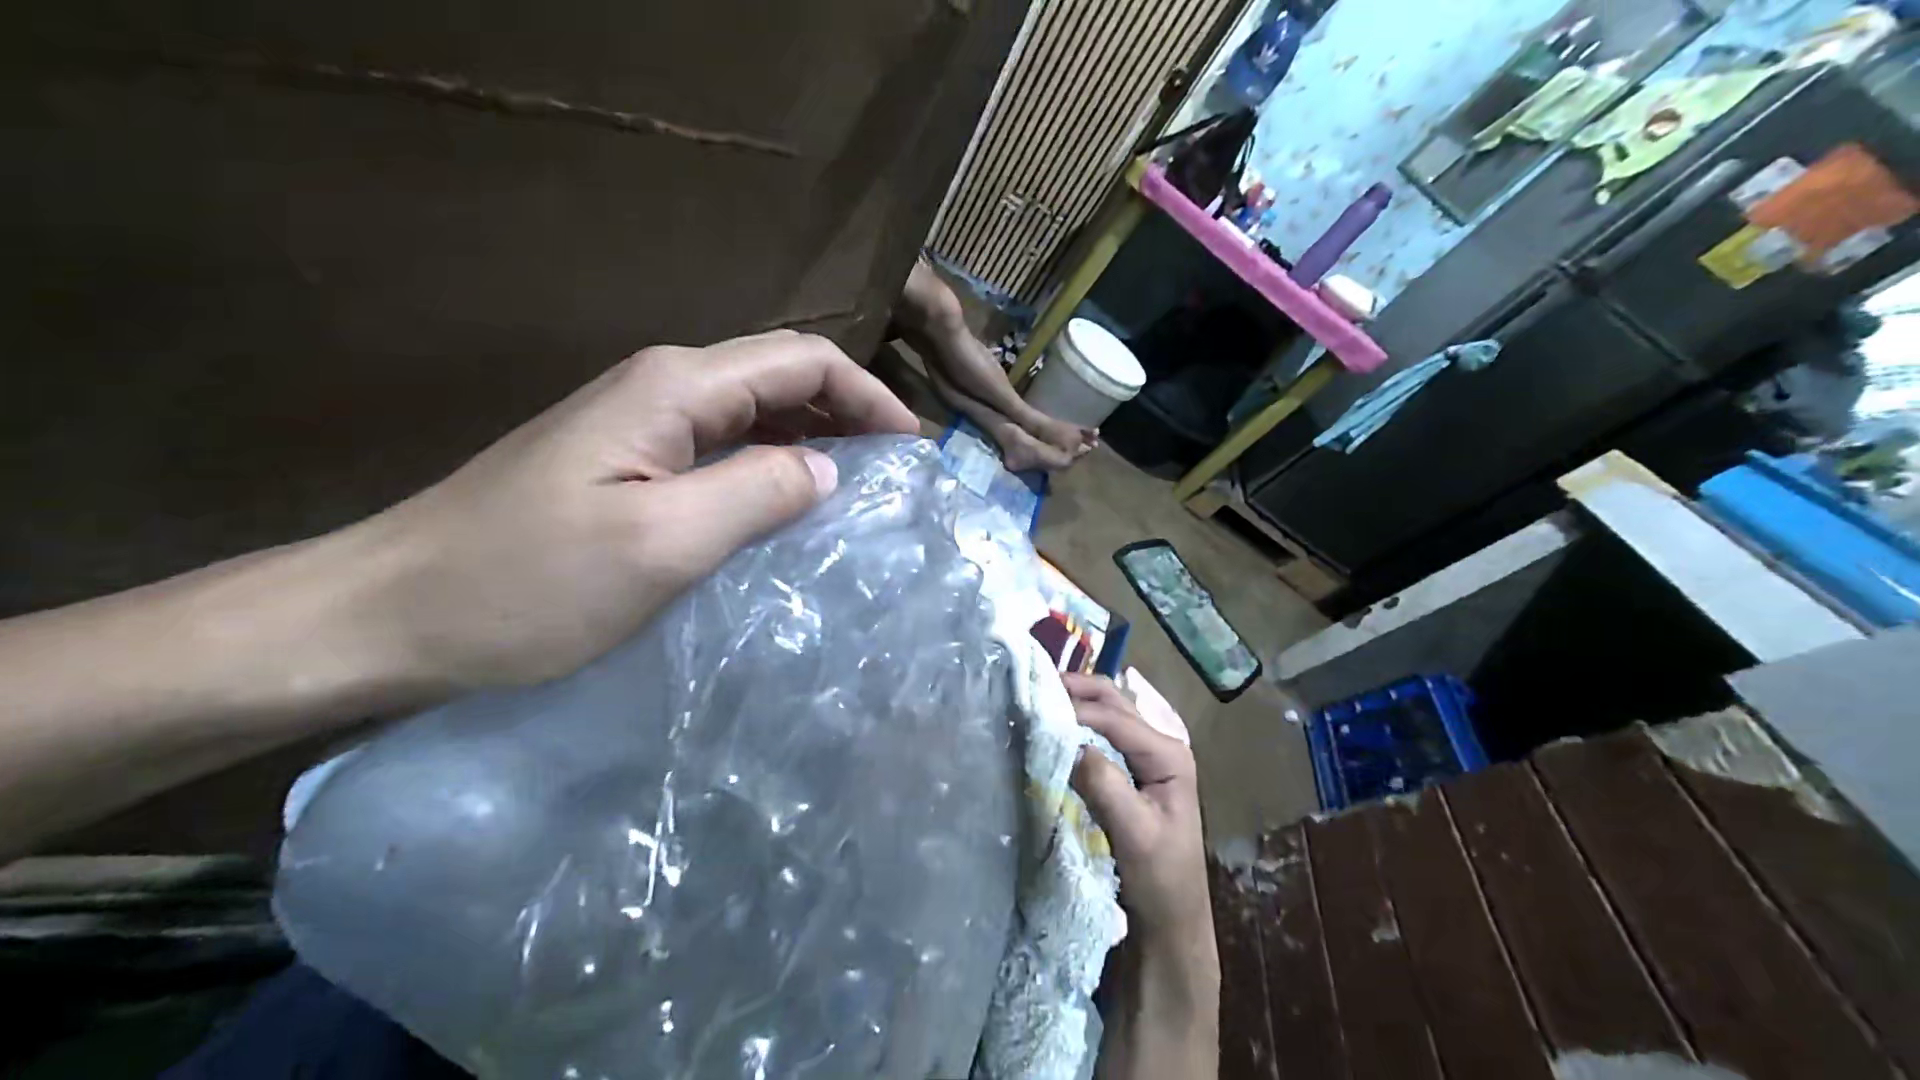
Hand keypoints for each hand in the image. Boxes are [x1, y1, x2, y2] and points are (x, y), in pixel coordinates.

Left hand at [352, 329, 919, 689]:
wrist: (390, 613)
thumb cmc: (526, 582)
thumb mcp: (662, 543)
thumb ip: (759, 492)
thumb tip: (831, 468)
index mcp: (675, 388)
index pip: (802, 361)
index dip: (870, 395)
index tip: (915, 449)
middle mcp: (662, 388)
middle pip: (783, 378)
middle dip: (851, 414)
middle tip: (899, 474)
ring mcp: (640, 426)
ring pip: (756, 414)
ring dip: (816, 441)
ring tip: (863, 492)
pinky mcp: (627, 466)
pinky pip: (723, 451)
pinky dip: (772, 470)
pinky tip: (790, 510)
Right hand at [1066, 672, 1218, 1078]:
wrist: (1170, 918)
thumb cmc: (1160, 878)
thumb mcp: (1134, 834)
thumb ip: (1105, 785)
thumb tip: (1069, 742)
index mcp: (1168, 754)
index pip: (1115, 718)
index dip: (1075, 710)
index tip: (1035, 708)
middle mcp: (1159, 745)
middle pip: (1112, 702)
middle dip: (1074, 690)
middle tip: (1033, 688)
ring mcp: (1145, 756)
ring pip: (1106, 712)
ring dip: (1074, 702)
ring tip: (1037, 700)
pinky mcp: (1129, 770)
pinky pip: (1101, 733)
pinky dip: (1076, 723)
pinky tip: (1052, 726)